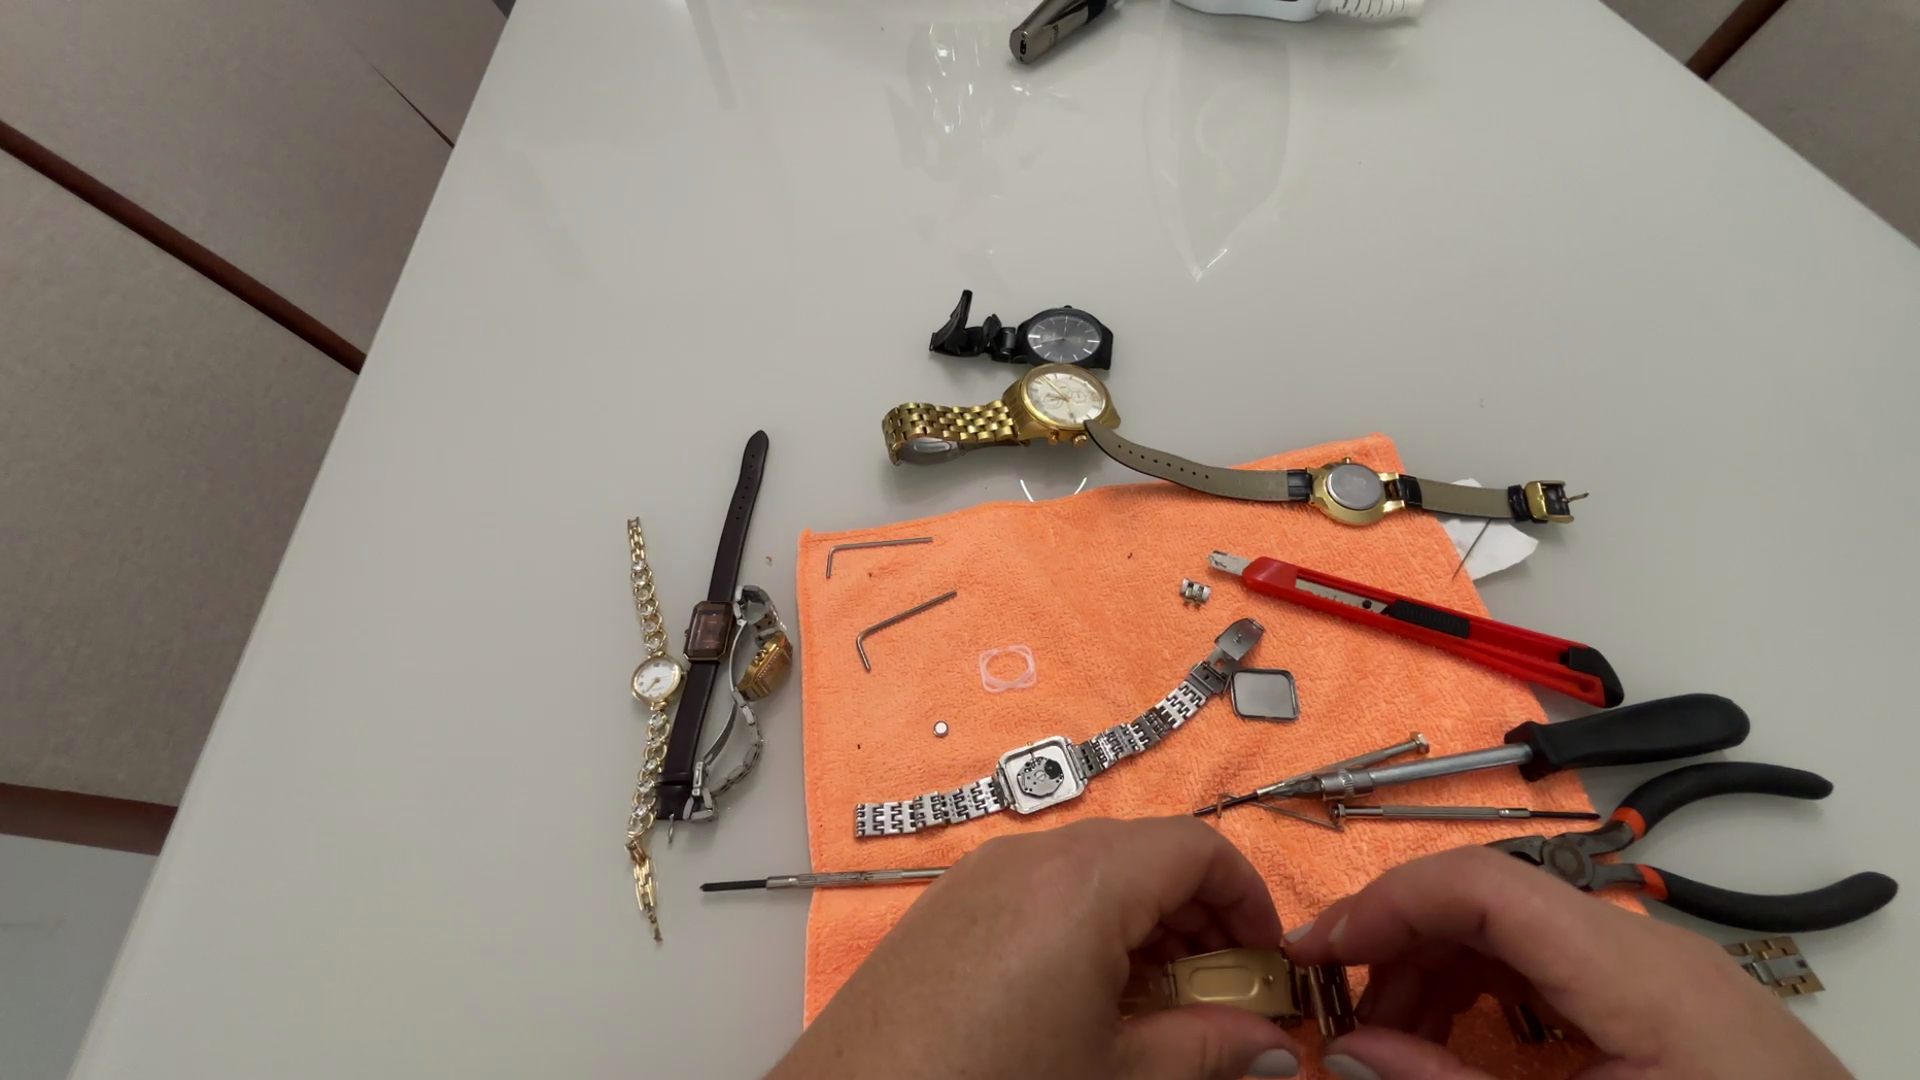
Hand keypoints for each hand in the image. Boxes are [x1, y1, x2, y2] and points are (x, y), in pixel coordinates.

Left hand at [766, 817, 1304, 1079]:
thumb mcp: (1116, 1077)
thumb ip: (1206, 1051)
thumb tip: (1275, 1049)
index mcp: (1086, 877)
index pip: (1196, 845)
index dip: (1248, 896)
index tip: (1267, 963)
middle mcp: (1034, 851)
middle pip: (1144, 852)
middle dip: (1197, 913)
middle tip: (1218, 993)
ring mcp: (985, 867)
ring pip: (1092, 866)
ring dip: (1140, 918)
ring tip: (1152, 1000)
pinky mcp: (952, 894)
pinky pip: (1041, 884)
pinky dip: (1083, 919)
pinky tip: (1079, 990)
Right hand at [1282, 846, 1851, 1079]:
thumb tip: (1344, 1052)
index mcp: (1643, 979)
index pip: (1481, 885)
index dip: (1385, 905)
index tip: (1319, 952)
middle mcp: (1648, 947)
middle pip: (1481, 898)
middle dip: (1395, 941)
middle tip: (1339, 1004)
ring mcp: (1656, 967)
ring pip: (1501, 924)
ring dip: (1429, 966)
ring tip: (1387, 1032)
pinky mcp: (1657, 994)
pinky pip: (1537, 958)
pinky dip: (1475, 985)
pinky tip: (1448, 1033)